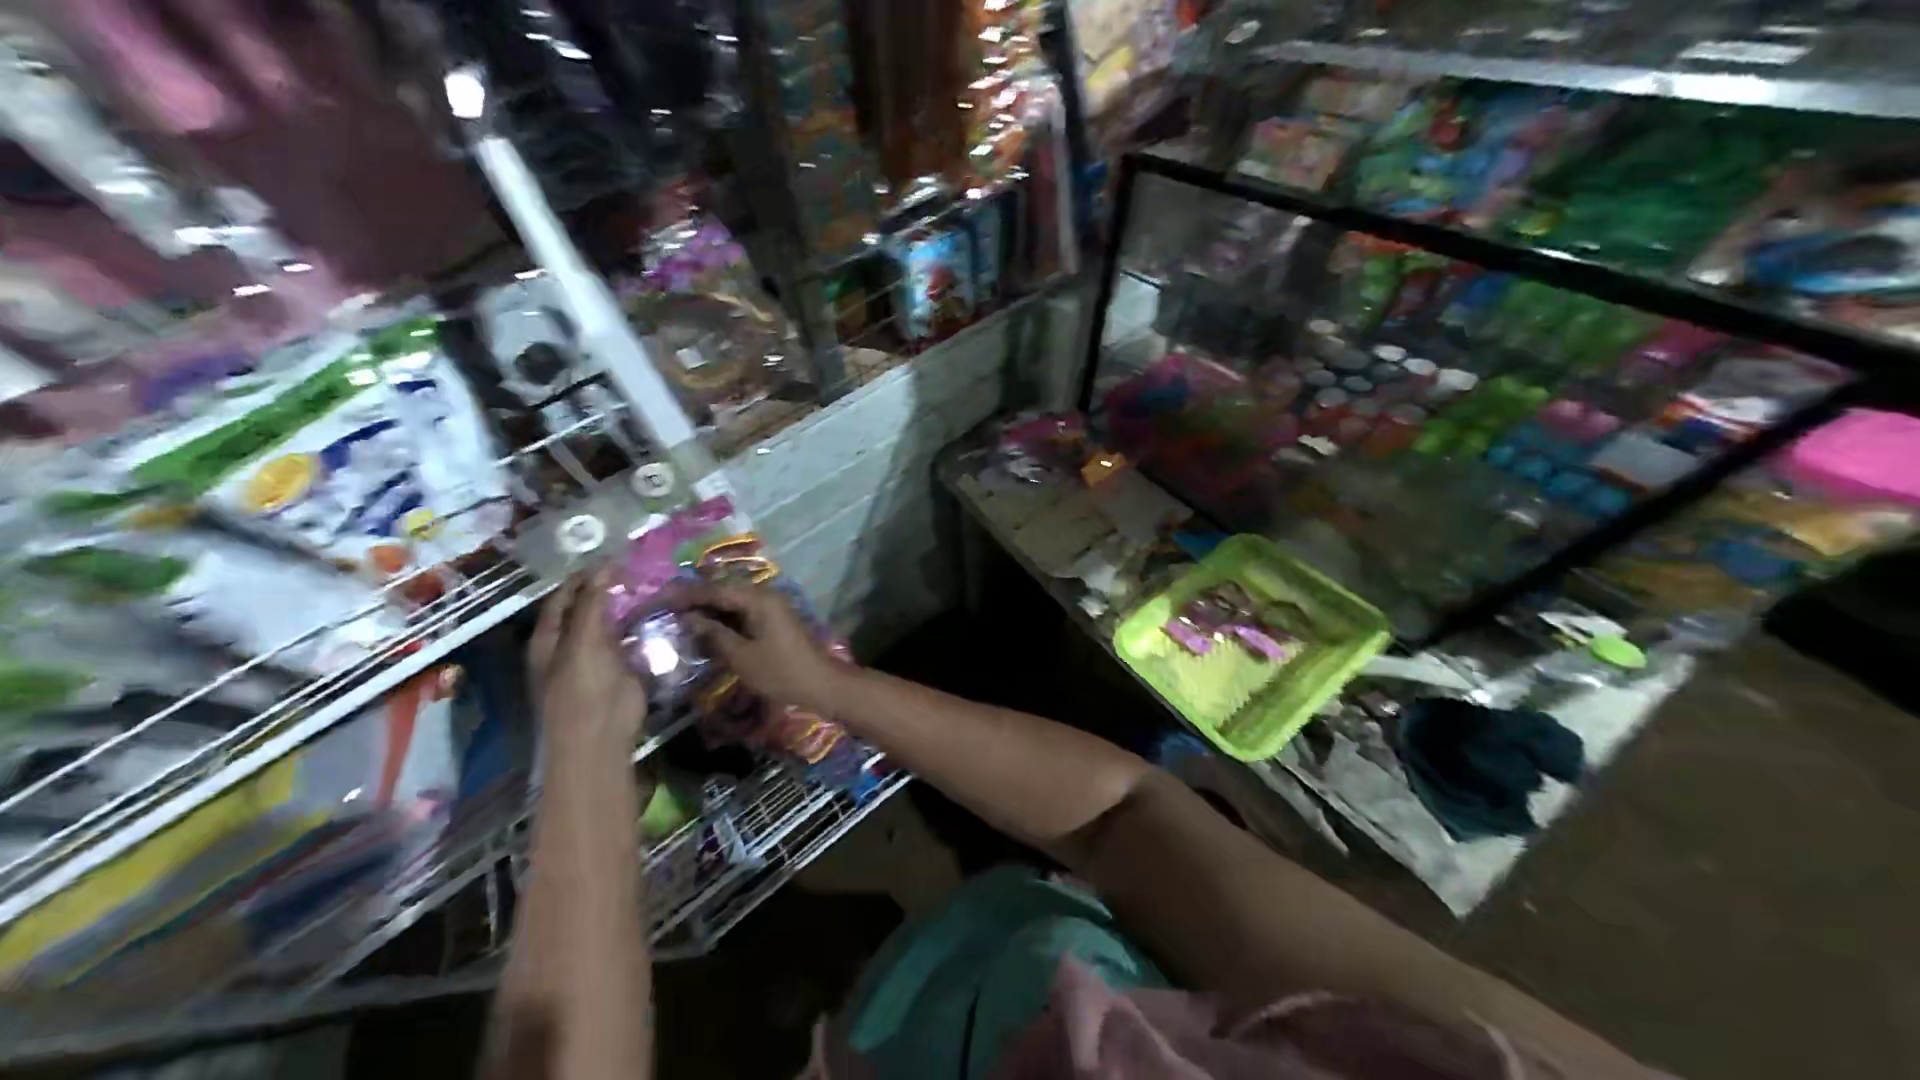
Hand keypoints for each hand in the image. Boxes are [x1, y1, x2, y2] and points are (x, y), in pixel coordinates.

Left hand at [528, 568, 647, 750]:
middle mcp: (570, 645)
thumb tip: (605, 565)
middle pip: (589, 609)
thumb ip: (593, 603)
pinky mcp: (623, 672)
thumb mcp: (584, 641)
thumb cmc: (583, 691)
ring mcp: (598, 659)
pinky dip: (644, 628)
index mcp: (550, 638)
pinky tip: (662, 614)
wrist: (600, 740)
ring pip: (613, 625)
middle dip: (610, 590)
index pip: (564, 596)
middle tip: (640, 568)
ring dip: (630, 609)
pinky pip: (633, 642)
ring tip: (655, 586)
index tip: (613, 557)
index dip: (584, 576)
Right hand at [673, 581, 845, 713]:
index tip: (660, 600)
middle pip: (724, 592)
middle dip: (695, 600)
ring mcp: (772, 607)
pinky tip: (707, 630)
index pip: (715, 589)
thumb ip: (715, 634)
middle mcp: (766, 596)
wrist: (821, 684)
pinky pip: (744, 613)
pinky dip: (725, 620)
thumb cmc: (781, 672)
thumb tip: (689, 619)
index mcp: (759, 599)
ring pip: (733, 602)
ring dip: (710, 610)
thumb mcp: (742, 656)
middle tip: (666, 608)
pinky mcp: (774, 620)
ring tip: (680, 619)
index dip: (686, 595)